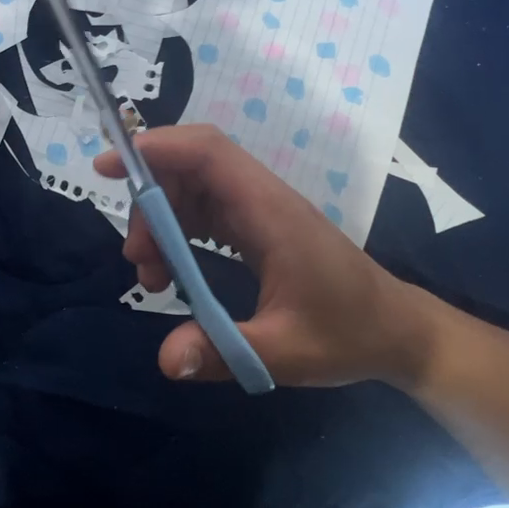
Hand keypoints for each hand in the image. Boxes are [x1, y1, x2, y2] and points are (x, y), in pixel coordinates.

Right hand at [93, 126, 434, 388]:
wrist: (398, 332)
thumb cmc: (348, 334)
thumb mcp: (285, 352)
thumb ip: (224, 351)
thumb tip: (164, 360)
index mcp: (269, 212)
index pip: (208, 153)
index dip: (157, 147)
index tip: (110, 166)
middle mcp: (261, 199)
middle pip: (191, 166)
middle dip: (149, 197)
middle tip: (135, 255)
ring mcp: (259, 210)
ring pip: (193, 187)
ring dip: (160, 219)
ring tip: (150, 274)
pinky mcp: (257, 226)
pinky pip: (205, 209)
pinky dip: (177, 230)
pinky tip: (169, 270)